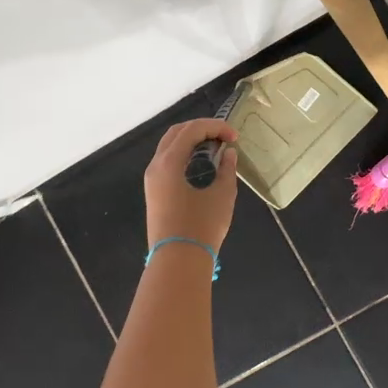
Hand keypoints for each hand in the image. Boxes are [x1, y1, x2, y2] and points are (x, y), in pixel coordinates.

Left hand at [144, 118, 238, 254]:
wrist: (178, 261)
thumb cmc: (202, 226)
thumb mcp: (222, 195)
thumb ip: (227, 169)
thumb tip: (228, 154)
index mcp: (169, 162)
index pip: (192, 130)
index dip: (216, 127)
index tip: (235, 137)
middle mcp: (156, 165)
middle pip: (176, 133)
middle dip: (201, 129)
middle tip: (224, 137)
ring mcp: (152, 179)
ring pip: (169, 146)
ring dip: (192, 141)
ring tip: (215, 149)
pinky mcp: (154, 191)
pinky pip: (167, 161)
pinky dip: (185, 154)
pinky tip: (201, 163)